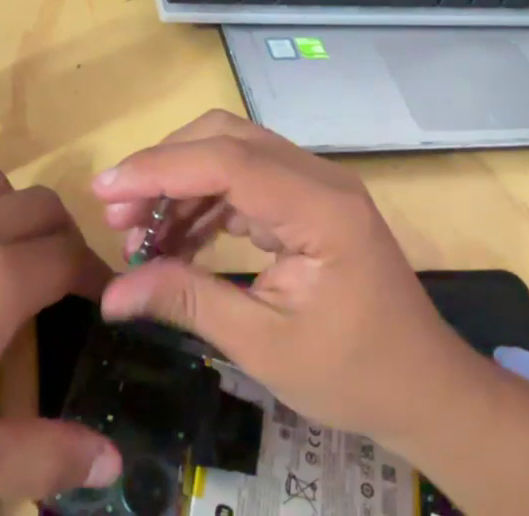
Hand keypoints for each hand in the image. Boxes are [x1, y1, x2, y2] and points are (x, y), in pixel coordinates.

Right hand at [92, 111, 480, 448]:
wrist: (425, 389)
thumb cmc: (353, 374)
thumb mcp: (263, 345)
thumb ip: (187, 302)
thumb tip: (112, 292)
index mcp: (320, 208)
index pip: (227, 161)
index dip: (159, 169)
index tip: (103, 191)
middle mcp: (320, 179)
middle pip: (227, 138)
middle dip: (164, 167)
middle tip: (116, 214)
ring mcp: (316, 187)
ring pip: (233, 153)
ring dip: (180, 184)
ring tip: (134, 232)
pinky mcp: (309, 203)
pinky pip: (246, 182)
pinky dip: (204, 202)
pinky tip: (174, 240)